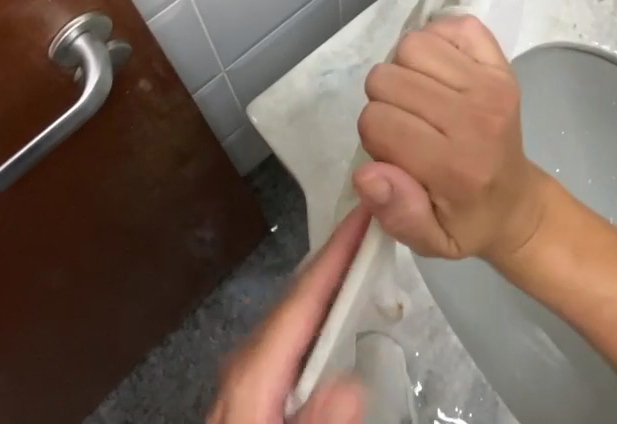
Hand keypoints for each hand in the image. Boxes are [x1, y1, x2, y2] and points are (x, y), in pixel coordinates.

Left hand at [208, 208, 370, 423]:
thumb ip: (317, 423)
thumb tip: (351, 384)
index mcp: (253, 371)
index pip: (301, 299)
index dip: (334, 254)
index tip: (362, 214)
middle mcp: (246, 361)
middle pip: (296, 296)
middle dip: (332, 257)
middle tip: (370, 224)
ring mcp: (247, 373)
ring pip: (292, 313)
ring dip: (325, 281)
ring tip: (360, 254)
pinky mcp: (253, 389)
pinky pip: (290, 334)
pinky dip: (316, 310)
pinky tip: (332, 311)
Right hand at [353, 15, 550, 262]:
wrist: (516, 202)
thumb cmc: (465, 221)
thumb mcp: (429, 240)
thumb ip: (396, 212)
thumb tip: (367, 174)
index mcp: (455, 165)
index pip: (376, 121)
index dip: (374, 137)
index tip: (394, 154)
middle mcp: (475, 117)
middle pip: (387, 78)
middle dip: (383, 102)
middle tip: (406, 126)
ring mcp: (492, 84)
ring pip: (412, 45)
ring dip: (404, 69)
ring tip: (419, 97)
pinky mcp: (501, 63)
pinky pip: (452, 25)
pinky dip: (436, 41)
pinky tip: (439, 73)